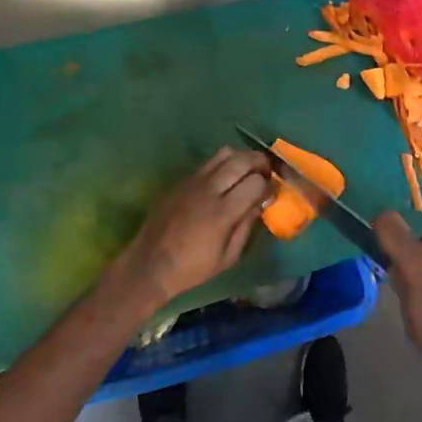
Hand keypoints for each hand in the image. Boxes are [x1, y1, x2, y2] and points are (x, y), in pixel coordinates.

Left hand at [107, 148, 272, 311]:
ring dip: (241, 157)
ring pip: (224, 153)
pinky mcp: (181, 180)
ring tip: (247, 170)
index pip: (255, 182)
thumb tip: (260, 202)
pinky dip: (223, 163)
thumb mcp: (228, 257)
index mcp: (222, 212)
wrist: (150, 263)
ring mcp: (192, 181)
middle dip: (260, 162)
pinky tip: (225, 178)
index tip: (270, 193)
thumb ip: (246, 226)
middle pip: (242, 160)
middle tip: (266, 172)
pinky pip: (207, 161)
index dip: (268, 185)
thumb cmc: (192, 268)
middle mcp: (208, 189)